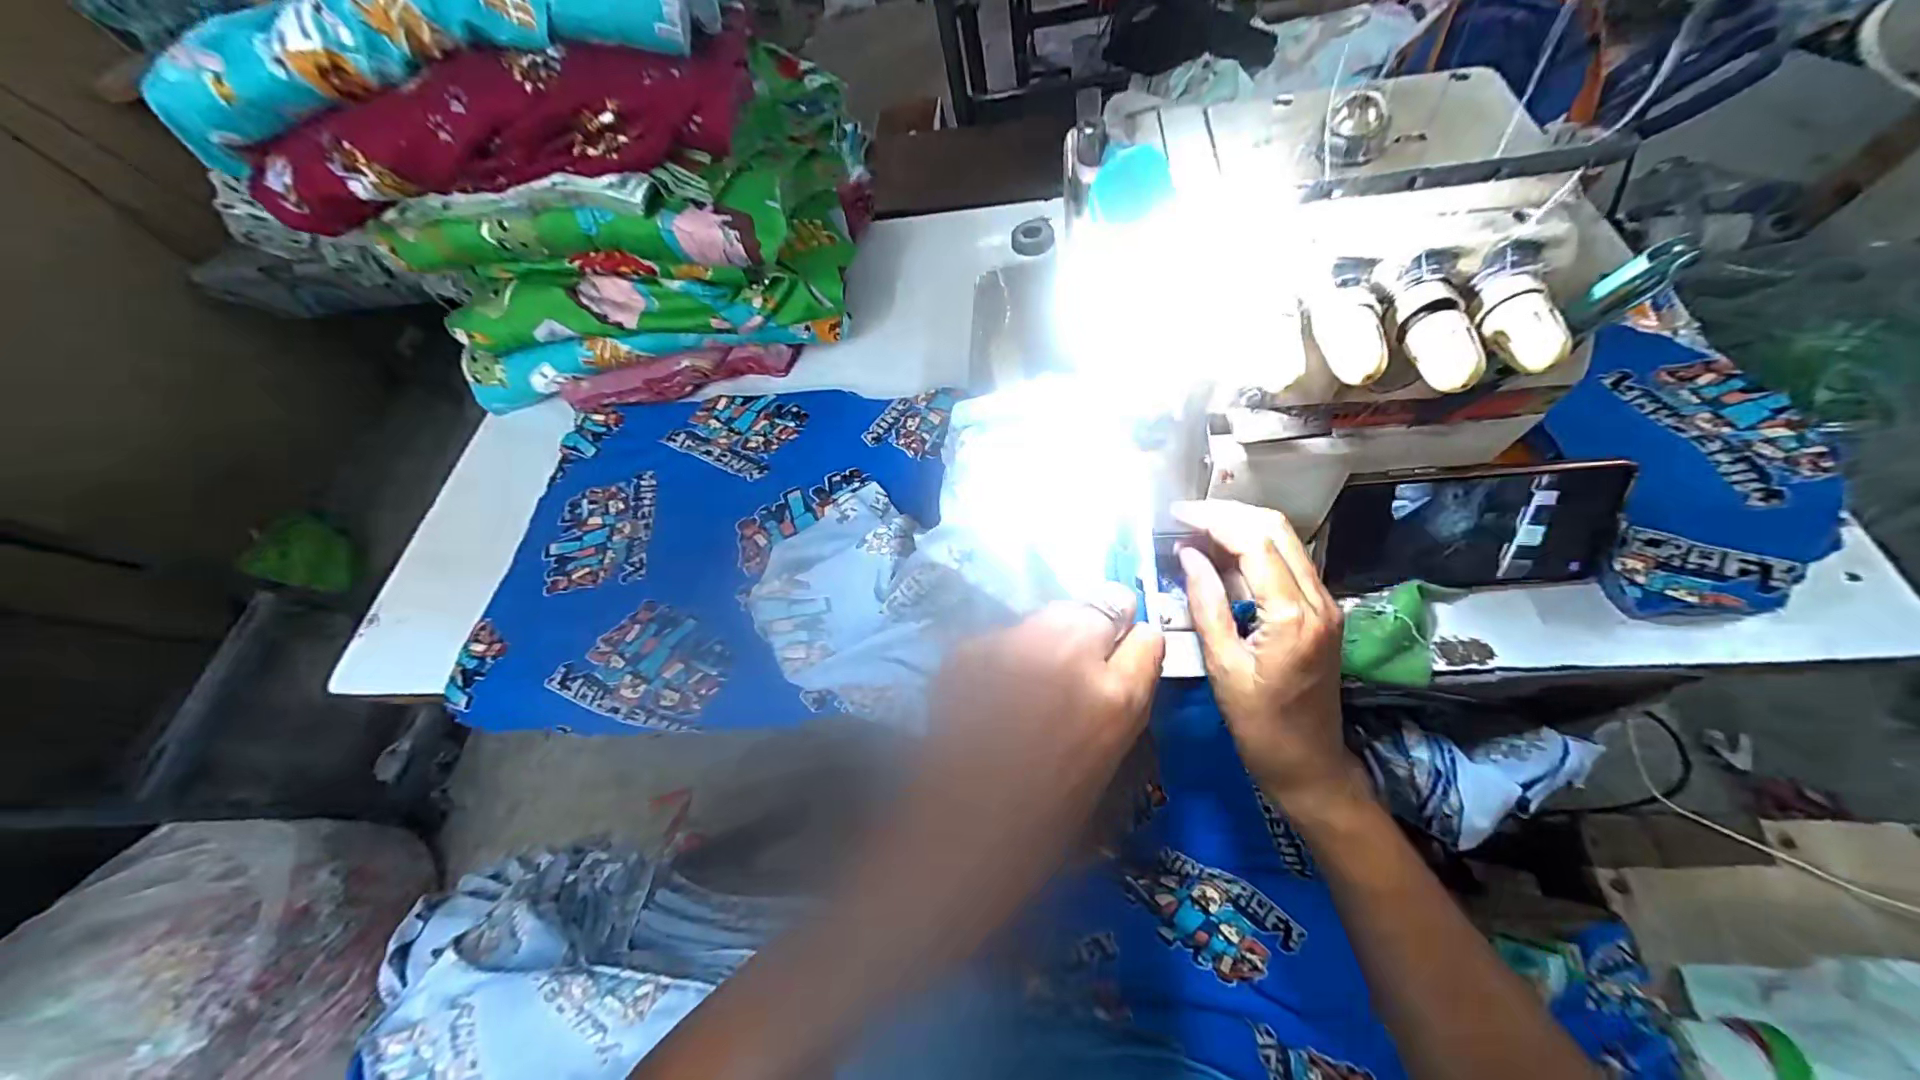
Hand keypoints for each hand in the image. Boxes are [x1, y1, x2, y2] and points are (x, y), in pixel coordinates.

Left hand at [906, 587, 1164, 908]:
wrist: (961, 833)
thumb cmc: (1047, 819)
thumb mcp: (1107, 761)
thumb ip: (1119, 703)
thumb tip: (1118, 668)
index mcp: (1117, 698)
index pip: (1149, 638)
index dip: (1135, 646)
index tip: (1124, 652)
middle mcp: (1070, 655)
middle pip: (1102, 605)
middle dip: (1097, 626)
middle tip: (1079, 653)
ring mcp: (1015, 645)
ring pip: (1051, 612)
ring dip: (1052, 634)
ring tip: (1034, 670)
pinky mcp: (970, 647)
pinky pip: (1004, 636)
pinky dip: (1006, 653)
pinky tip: (993, 686)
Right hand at [1172, 500, 1366, 815]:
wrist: (1309, 763)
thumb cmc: (1261, 726)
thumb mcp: (1222, 666)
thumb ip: (1206, 604)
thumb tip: (1188, 556)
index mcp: (1293, 616)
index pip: (1255, 543)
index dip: (1214, 520)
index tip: (1177, 515)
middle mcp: (1319, 600)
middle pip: (1277, 529)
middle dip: (1229, 513)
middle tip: (1185, 517)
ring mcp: (1325, 604)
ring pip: (1285, 541)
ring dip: (1241, 528)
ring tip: (1196, 532)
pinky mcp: (1320, 612)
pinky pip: (1287, 563)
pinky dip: (1253, 550)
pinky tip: (1221, 557)